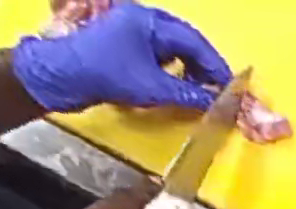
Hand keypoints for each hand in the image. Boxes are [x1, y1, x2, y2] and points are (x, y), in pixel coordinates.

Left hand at [11, 2, 231, 112]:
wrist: (65, 75)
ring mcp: (132, 29)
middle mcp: (142, 19)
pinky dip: (176, 69)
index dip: (215, 66)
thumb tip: (214, 103)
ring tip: (201, 91)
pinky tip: (179, 85)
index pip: (194, 41)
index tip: (230, 88)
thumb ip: (189, 95)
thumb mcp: (154, 88)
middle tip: (219, 92)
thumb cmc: (109, 75)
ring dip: (191, 69)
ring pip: (174, 47)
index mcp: (150, 20)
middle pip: (185, 41)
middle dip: (205, 67)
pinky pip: (161, 53)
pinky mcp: (126, 44)